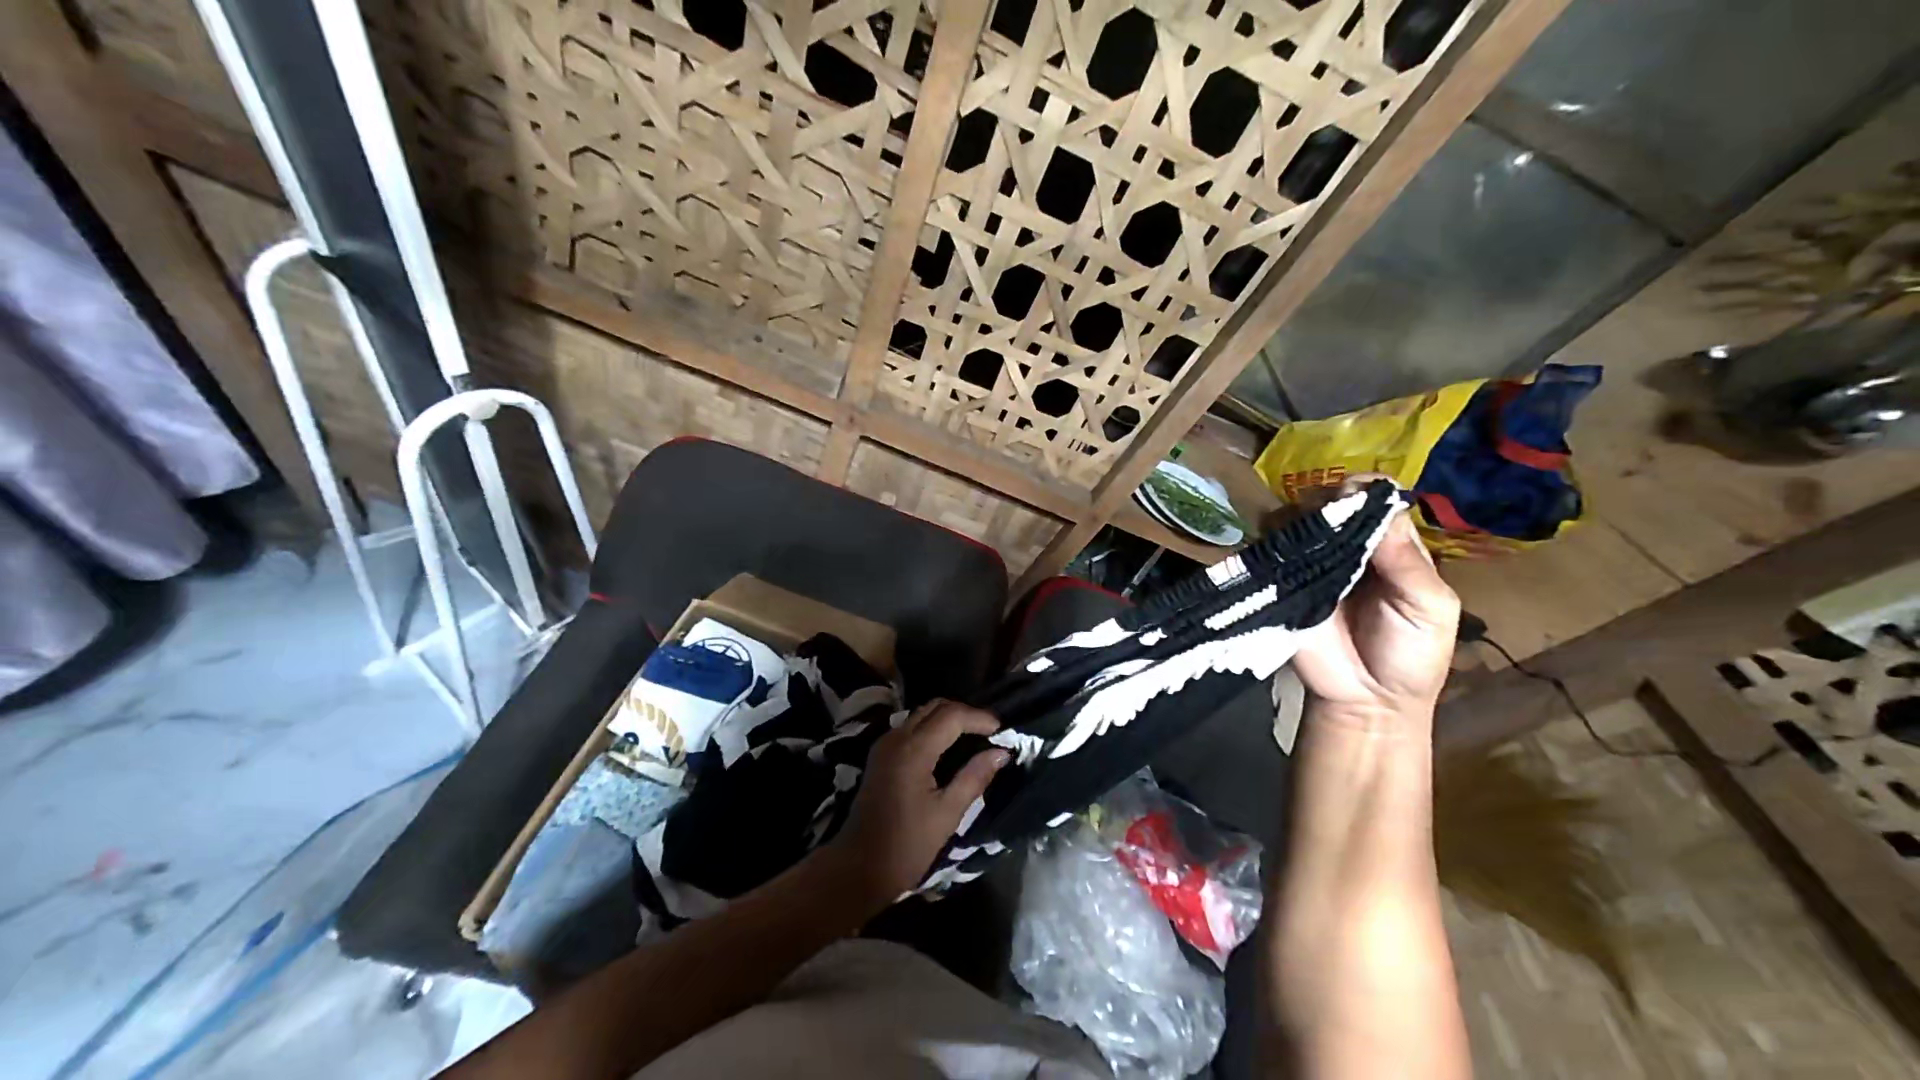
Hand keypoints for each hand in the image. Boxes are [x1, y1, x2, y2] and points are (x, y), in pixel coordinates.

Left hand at [826, 701, 1009, 905]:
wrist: (859, 867)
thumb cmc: (907, 845)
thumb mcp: (947, 814)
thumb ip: (974, 777)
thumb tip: (1001, 753)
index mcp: (913, 750)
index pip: (951, 716)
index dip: (979, 718)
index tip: (1002, 731)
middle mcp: (896, 738)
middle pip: (935, 707)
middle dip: (964, 713)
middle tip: (989, 732)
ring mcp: (884, 745)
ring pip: (921, 714)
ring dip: (948, 719)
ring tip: (974, 738)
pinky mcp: (880, 756)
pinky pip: (911, 727)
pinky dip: (933, 728)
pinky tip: (949, 748)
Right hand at [1292, 485, 1459, 733]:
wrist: (1368, 701)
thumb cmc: (1411, 656)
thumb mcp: (1430, 607)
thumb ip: (1408, 562)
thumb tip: (1379, 507)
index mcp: (1390, 547)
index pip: (1375, 502)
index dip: (1365, 490)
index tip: (1354, 494)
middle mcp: (1348, 547)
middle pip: (1331, 503)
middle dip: (1326, 499)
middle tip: (1324, 514)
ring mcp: (1311, 563)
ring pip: (1296, 520)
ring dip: (1296, 517)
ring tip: (1303, 534)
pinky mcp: (1280, 582)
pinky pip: (1270, 552)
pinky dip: (1270, 541)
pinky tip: (1279, 547)